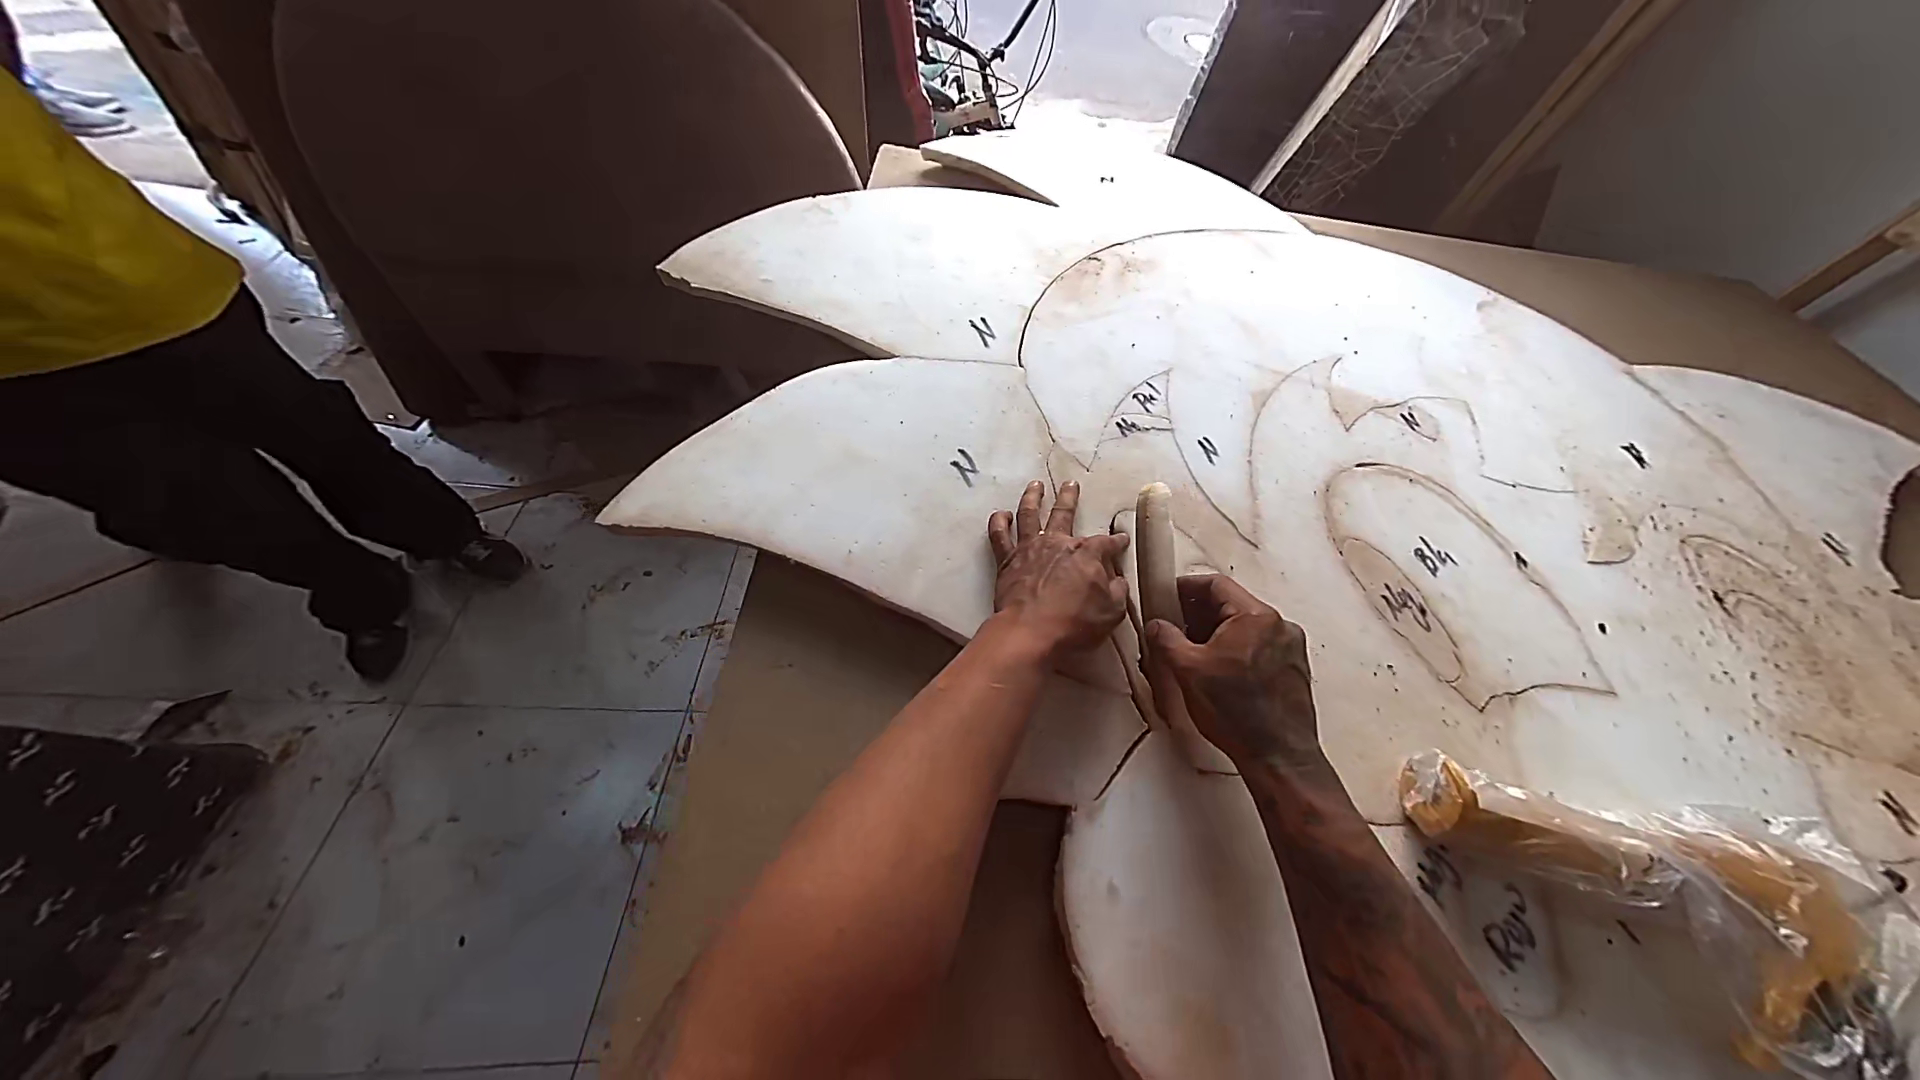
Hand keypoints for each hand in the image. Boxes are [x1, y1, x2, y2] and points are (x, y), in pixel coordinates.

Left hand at [987, 480, 1129, 656]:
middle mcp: (1057, 544)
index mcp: (1086, 554)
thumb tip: (1118, 580)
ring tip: (1035, 485)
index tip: (1121, 540)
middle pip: (1064, 514)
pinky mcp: (1007, 561)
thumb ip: (1117, 591)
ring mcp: (1030, 549)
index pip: (1106, 544)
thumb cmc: (1074, 623)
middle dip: (1069, 498)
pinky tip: (1001, 514)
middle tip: (1070, 484)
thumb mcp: (1112, 611)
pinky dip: (999, 522)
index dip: (1116, 542)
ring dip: (1032, 497)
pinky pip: (999, 536)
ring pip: (1029, 514)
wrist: (1031, 631)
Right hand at [1143, 574, 1319, 766]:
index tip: (1167, 596)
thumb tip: (1156, 624)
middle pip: (1231, 603)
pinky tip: (1216, 669)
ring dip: (1215, 631)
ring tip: (1191, 651)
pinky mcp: (1293, 667)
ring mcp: (1290, 647)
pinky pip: (1258, 643)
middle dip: (1198, 612)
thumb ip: (1166, 638)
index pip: (1216, 584)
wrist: (1278, 757)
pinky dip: (1234, 647)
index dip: (1185, 588)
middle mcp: (1279, 625)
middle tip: (1173, 626)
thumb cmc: (1236, 713)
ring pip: (1244, 625)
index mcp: (1255, 617)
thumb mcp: (1187, 670)